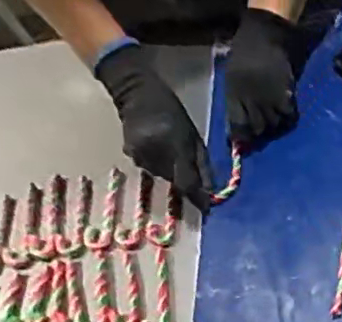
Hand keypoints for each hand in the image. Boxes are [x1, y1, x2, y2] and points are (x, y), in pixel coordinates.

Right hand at [95, 43, 213, 210]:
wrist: (136, 91)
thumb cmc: (170, 110)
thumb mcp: (193, 134)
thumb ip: (203, 164)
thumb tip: (210, 192)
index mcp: (177, 146)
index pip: (189, 183)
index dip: (198, 199)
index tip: (206, 210)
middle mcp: (159, 155)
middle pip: (176, 182)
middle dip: (183, 179)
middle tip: (183, 163)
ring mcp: (143, 156)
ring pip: (163, 177)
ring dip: (169, 172)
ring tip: (167, 152)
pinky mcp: (131, 155)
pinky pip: (149, 170)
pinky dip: (155, 165)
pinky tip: (155, 150)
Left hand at [226, 9, 299, 144]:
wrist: (265, 34)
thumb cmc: (246, 54)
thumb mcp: (232, 79)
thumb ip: (234, 103)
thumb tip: (236, 131)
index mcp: (234, 98)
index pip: (238, 128)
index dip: (242, 137)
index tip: (246, 140)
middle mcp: (250, 102)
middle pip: (258, 129)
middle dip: (260, 130)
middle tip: (264, 123)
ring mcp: (267, 100)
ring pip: (274, 124)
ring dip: (275, 122)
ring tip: (275, 112)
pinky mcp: (284, 96)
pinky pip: (288, 115)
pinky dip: (288, 114)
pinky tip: (286, 106)